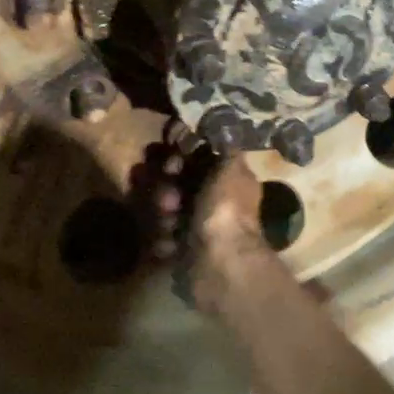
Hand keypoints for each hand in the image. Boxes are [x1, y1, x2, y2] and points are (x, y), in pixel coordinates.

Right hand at [147, 140, 271, 316]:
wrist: (220, 265)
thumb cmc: (225, 210)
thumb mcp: (231, 167)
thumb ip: (224, 146)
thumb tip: (221, 127)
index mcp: (228, 180)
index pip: (197, 160)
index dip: (181, 157)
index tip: (173, 160)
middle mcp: (214, 201)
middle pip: (177, 184)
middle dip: (166, 189)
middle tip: (169, 199)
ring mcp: (197, 228)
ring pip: (166, 212)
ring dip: (164, 217)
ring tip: (170, 225)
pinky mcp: (182, 253)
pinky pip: (162, 239)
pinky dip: (164, 241)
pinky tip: (171, 246)